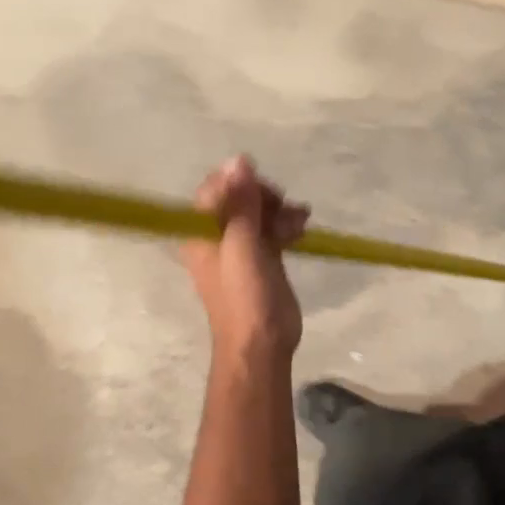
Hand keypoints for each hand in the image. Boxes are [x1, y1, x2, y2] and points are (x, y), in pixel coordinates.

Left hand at [183, 156, 309, 364]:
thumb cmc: (246, 298)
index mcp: (201, 232)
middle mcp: (218, 236)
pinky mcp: (264, 261)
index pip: (215, 189)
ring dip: (280, 210)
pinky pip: (273, 231)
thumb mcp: (242, 247)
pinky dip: (287, 225)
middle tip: (284, 205)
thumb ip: (241, 205)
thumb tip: (239, 160)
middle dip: (264, 196)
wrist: (261, 344)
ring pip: (260, 214)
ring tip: (301, 219)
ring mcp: (242, 249)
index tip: (267, 188)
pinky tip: (302, 227)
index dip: (239, 181)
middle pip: (239, 198)